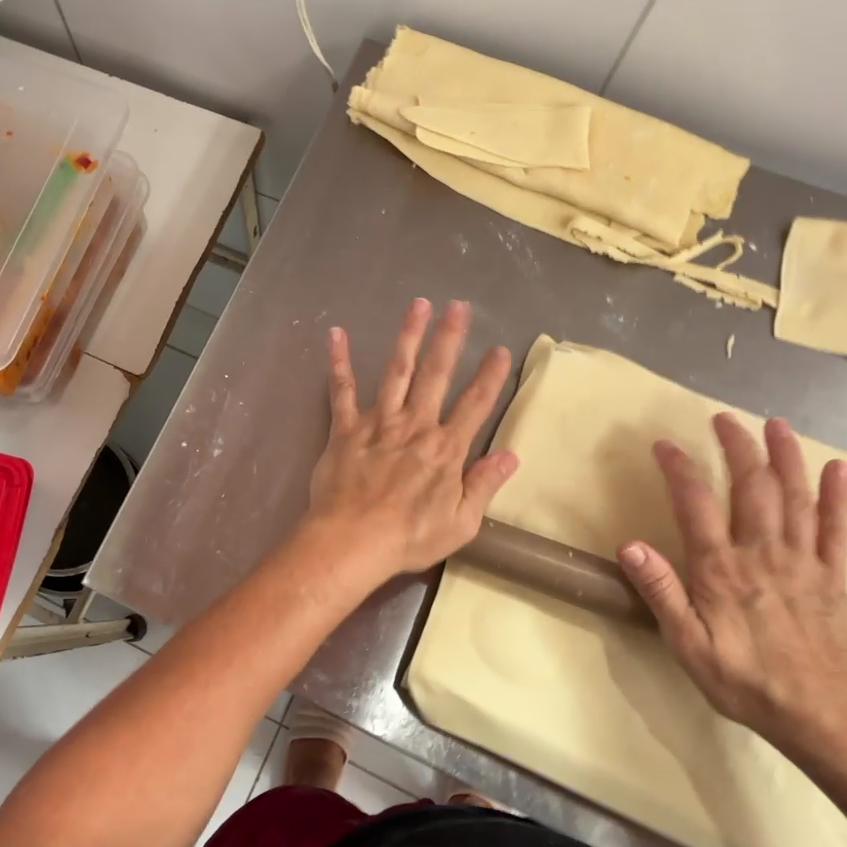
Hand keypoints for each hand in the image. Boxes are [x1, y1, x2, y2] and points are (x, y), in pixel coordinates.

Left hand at [304, 298, 517, 581]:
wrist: (352, 541)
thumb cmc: (409, 538)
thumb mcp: (461, 523)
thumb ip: (483, 486)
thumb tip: (510, 456)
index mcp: (445, 450)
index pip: (475, 405)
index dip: (489, 376)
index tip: (499, 350)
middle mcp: (415, 427)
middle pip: (436, 375)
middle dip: (449, 339)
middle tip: (458, 307)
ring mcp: (378, 424)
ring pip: (396, 372)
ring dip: (408, 337)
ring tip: (417, 305)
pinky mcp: (344, 430)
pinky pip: (341, 391)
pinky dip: (338, 362)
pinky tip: (335, 334)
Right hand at [616, 414, 846, 751]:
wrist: (822, 714)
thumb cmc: (744, 680)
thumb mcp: (686, 644)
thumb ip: (660, 592)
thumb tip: (629, 545)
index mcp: (721, 568)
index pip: (695, 503)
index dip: (678, 469)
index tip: (664, 444)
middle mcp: (762, 553)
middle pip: (752, 486)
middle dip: (737, 448)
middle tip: (723, 419)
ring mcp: (803, 561)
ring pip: (795, 497)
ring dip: (785, 457)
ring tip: (776, 425)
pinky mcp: (832, 576)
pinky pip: (836, 528)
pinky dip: (837, 496)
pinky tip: (836, 469)